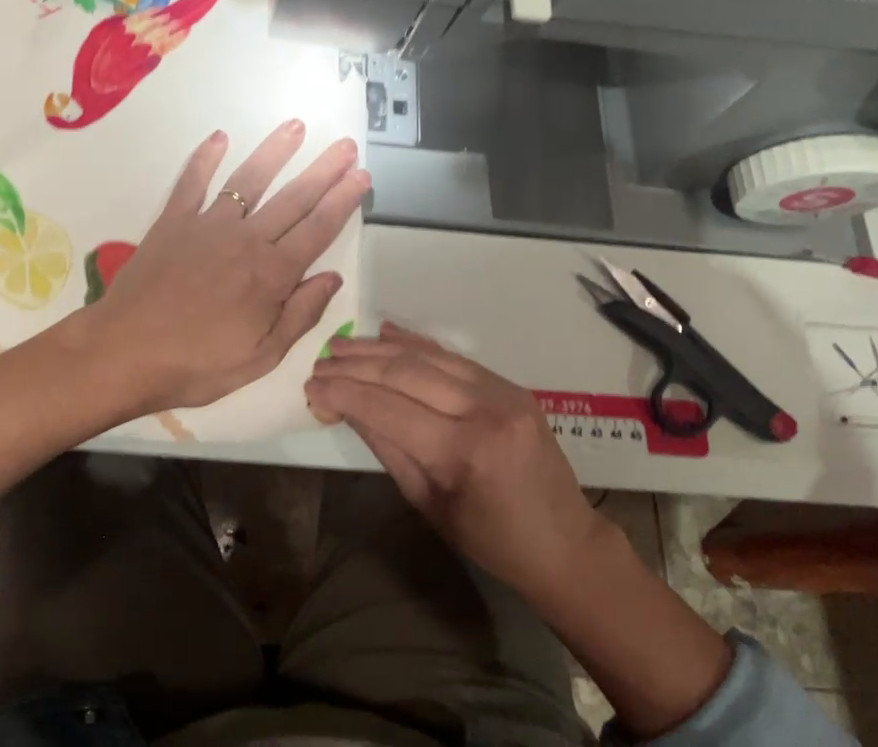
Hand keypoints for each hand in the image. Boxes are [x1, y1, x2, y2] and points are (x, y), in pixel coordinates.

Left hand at [84, 120, 369, 412]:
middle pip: (293, 198)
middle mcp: (245, 240)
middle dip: (323, 169)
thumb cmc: (196, 364)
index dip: (343, 200)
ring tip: (295, 126)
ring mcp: (206, 226)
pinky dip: (204, 158)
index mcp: (271, 275)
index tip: (362, 175)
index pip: (318, 229)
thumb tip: (332, 278)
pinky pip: (192, 182)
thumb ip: (300, 315)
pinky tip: (218, 136)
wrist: (123, 352)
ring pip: (248, 180)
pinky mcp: (172, 222)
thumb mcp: (260, 357)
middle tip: (345, 142)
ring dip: (274, 151)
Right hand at [305, 326, 611, 598]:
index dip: (345, 393)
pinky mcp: (512, 387)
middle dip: (357, 365)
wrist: (566, 543)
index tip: (311, 386)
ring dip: (381, 349)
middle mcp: (486, 411)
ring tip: (342, 346)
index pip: (389, 409)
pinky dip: (418, 345)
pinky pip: (455, 359)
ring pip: (430, 358)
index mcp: (465, 451)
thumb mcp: (429, 504)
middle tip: (320, 362)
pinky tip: (387, 335)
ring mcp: (504, 393)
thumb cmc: (491, 540)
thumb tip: (345, 407)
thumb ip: (388, 448)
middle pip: (407, 374)